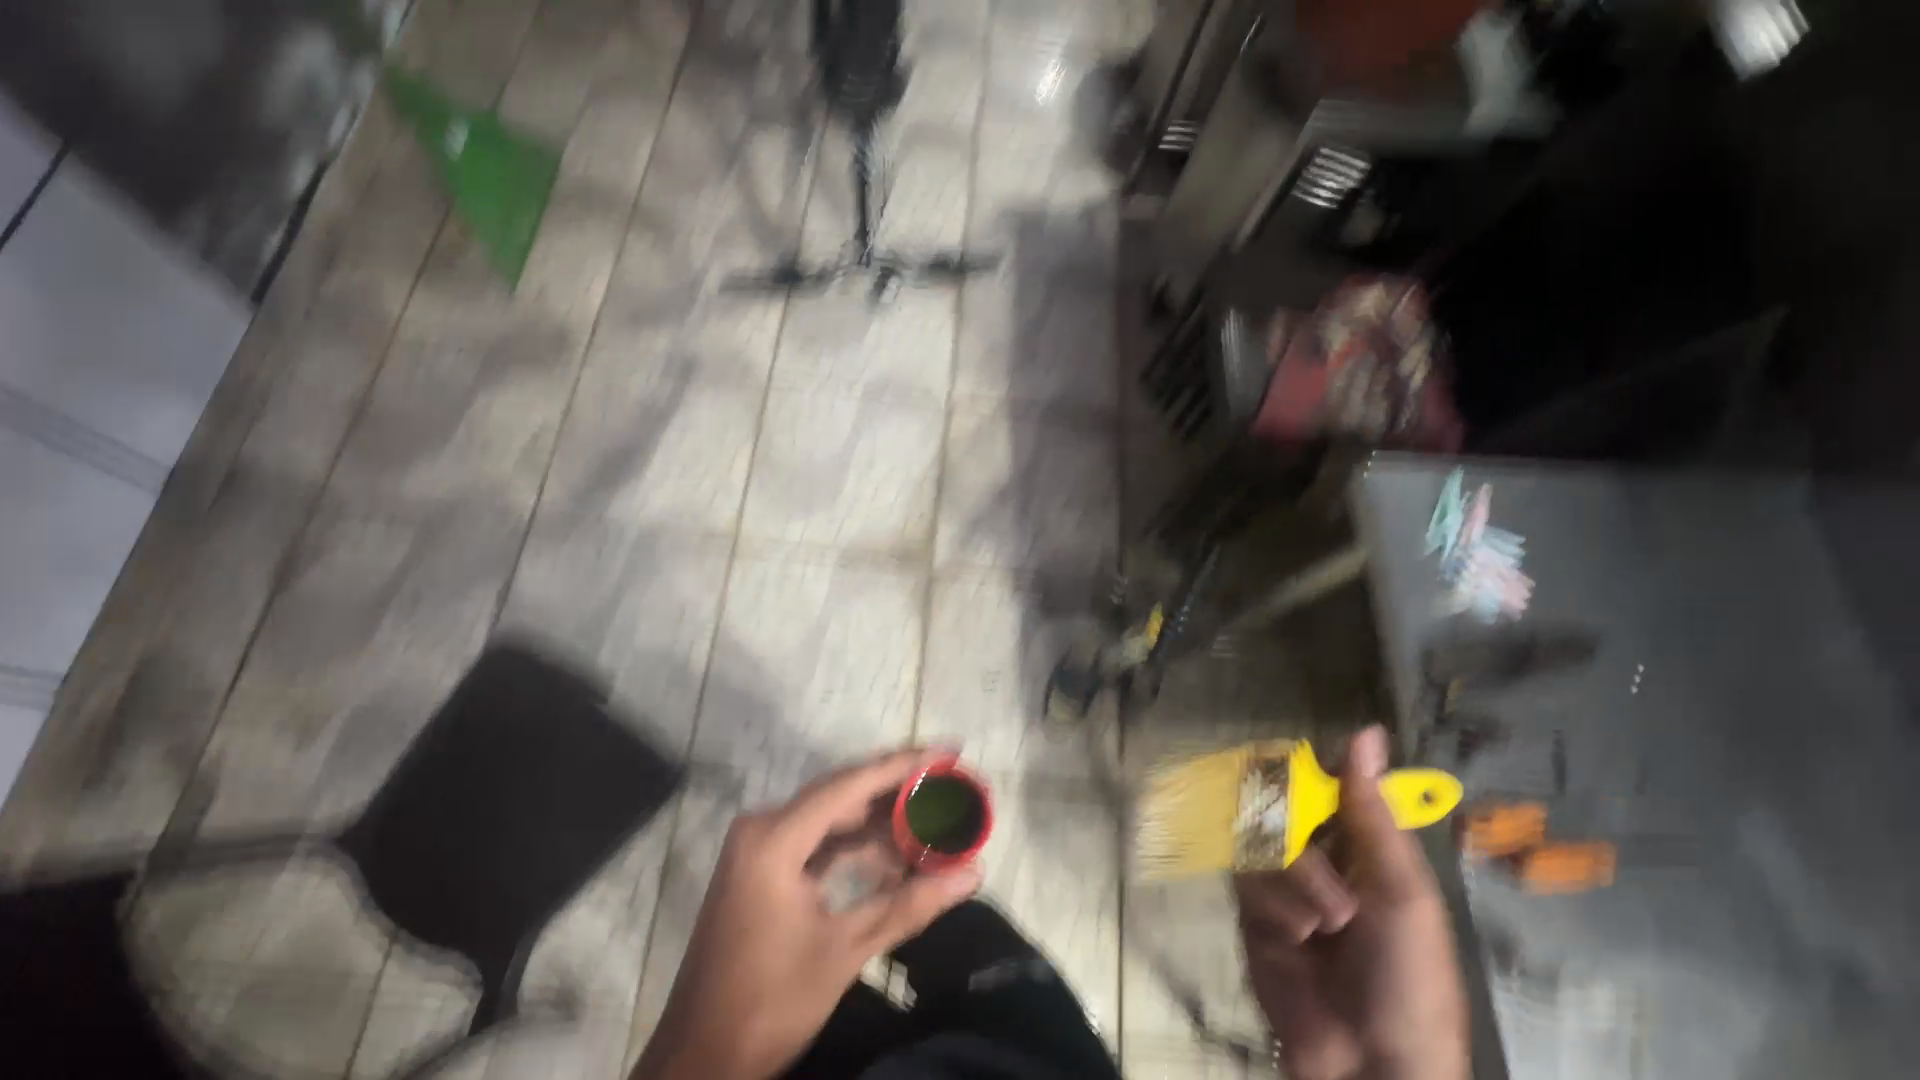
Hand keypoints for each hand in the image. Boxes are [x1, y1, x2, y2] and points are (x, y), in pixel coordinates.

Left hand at [631, 748, 982, 1079]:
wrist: (701, 1059)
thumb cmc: (769, 1001)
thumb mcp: (845, 950)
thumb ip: (909, 905)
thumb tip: (973, 872)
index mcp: (774, 837)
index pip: (850, 784)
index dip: (904, 765)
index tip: (949, 752)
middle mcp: (763, 830)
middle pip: (841, 795)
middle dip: (898, 791)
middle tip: (950, 782)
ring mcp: (760, 852)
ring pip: (831, 820)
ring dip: (880, 822)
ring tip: (936, 818)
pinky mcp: (763, 875)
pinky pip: (818, 845)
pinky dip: (857, 848)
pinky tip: (898, 855)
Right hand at [1234, 726, 1467, 1079]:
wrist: (1368, 1063)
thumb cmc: (1407, 975)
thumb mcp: (1401, 890)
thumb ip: (1371, 810)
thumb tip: (1366, 731)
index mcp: (1366, 844)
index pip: (1325, 782)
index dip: (1308, 773)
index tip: (1297, 773)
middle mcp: (1322, 856)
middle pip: (1283, 807)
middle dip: (1304, 843)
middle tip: (1330, 883)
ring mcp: (1284, 885)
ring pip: (1261, 841)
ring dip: (1293, 881)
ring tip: (1324, 926)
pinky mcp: (1253, 915)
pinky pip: (1245, 881)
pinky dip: (1272, 906)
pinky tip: (1297, 937)